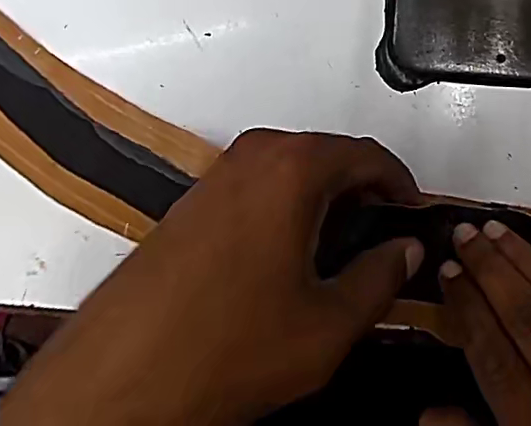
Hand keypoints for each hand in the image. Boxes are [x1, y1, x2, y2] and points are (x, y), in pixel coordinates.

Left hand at [0, 129, 424, 425]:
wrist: (120, 377)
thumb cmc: (206, 347)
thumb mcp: (325, 325)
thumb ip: (380, 279)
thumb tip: (402, 255)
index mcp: (293, 168)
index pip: (369, 154)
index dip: (400, 183)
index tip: (409, 206)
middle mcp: (255, 155)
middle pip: (331, 154)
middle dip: (364, 189)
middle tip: (382, 228)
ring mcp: (222, 171)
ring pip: (296, 166)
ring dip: (326, 196)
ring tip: (338, 248)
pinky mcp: (199, 193)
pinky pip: (263, 180)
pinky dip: (289, 202)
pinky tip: (290, 253)